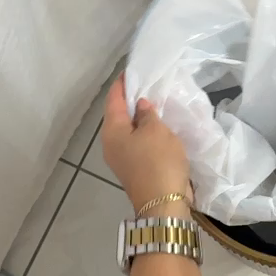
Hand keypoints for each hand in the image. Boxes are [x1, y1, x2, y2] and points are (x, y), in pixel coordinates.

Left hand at [99, 74, 193, 216]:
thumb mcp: (156, 131)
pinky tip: (159, 127)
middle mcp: (111, 143)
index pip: (113, 99)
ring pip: (128, 130)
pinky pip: (137, 143)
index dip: (122, 84)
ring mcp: (121, 158)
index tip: (131, 70)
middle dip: (130, 100)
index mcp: (112, 131)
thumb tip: (141, 105)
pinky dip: (145, 132)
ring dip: (139, 117)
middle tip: (147, 84)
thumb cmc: (158, 162)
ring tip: (155, 102)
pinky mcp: (134, 168)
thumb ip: (147, 114)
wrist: (163, 205)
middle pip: (118, 115)